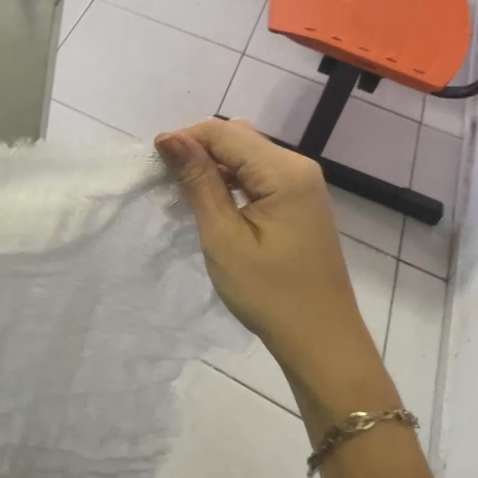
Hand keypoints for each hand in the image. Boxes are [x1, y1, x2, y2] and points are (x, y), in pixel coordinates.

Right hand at [158, 117, 422, 476]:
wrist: (322, 345)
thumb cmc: (270, 294)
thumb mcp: (223, 236)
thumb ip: (197, 180)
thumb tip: (167, 136)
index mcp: (284, 171)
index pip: (222, 132)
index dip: (184, 140)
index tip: (155, 167)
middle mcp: (298, 167)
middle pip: (236, 137)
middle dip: (198, 151)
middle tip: (170, 183)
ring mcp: (302, 185)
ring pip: (246, 154)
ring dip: (213, 167)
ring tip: (187, 195)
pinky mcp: (300, 202)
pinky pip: (258, 174)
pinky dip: (231, 181)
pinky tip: (215, 205)